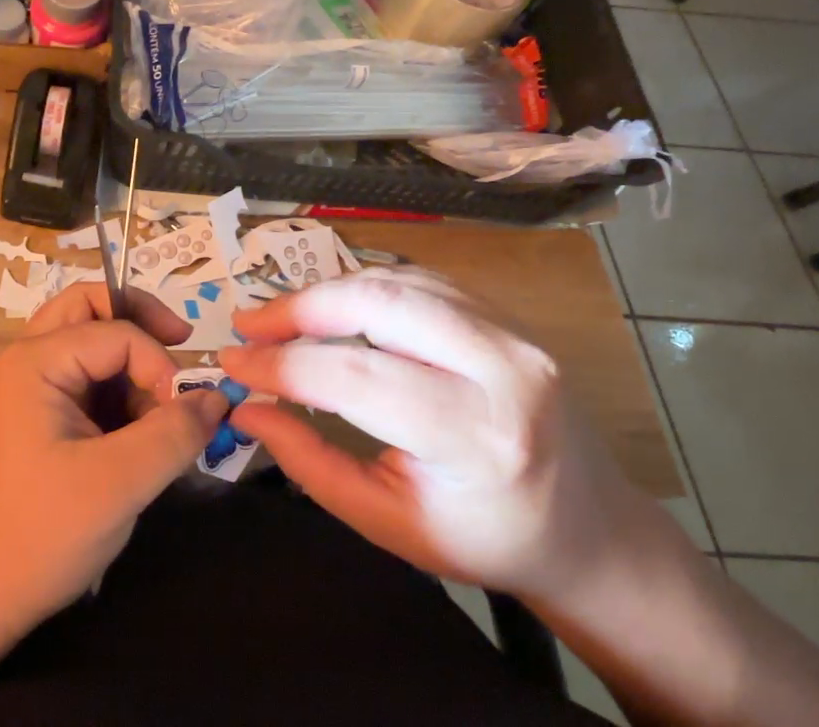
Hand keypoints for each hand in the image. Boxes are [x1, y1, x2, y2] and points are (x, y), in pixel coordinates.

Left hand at [0, 283, 228, 624]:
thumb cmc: (42, 534)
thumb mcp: (120, 482)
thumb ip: (175, 432)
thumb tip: (216, 398)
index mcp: (33, 363)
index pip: (116, 331)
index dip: (160, 366)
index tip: (186, 416)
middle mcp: (24, 362)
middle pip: (89, 309)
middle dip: (141, 324)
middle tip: (182, 346)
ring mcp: (25, 390)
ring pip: (87, 345)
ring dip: (130, 367)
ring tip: (158, 421)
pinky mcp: (33, 420)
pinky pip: (82, 384)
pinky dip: (115, 396)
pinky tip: (136, 438)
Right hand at [219, 267, 648, 598]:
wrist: (588, 527)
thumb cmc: (481, 537)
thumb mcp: (386, 521)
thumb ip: (309, 462)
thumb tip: (244, 410)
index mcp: (475, 438)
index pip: (353, 378)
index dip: (280, 366)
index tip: (231, 364)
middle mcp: (503, 369)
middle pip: (380, 302)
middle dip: (300, 308)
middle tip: (250, 326)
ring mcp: (514, 334)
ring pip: (399, 281)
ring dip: (328, 294)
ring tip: (281, 320)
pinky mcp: (509, 317)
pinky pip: (423, 283)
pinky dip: (366, 290)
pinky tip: (335, 312)